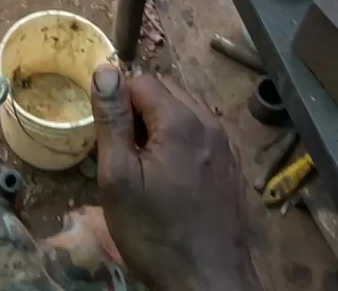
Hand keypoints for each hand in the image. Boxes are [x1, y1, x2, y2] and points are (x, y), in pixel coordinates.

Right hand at [89, 64, 261, 290]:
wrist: (209, 286)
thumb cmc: (155, 233)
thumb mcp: (119, 177)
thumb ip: (112, 119)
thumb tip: (106, 69)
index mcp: (180, 120)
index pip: (140, 81)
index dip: (119, 106)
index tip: (113, 142)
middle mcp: (208, 122)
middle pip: (164, 92)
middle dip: (140, 112)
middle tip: (127, 156)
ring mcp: (225, 145)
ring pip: (183, 111)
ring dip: (161, 126)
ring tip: (148, 169)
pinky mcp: (232, 166)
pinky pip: (200, 134)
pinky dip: (181, 142)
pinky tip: (173, 179)